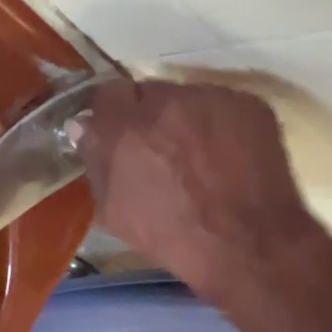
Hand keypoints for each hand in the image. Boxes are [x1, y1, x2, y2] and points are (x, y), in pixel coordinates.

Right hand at [71, 79, 325, 296]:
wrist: (243, 240)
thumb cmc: (166, 232)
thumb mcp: (111, 208)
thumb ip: (94, 161)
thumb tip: (82, 128)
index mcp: (126, 127)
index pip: (106, 93)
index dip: (107, 113)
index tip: (110, 132)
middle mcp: (169, 100)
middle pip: (147, 91)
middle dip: (143, 114)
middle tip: (150, 146)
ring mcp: (213, 98)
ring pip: (185, 97)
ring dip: (179, 117)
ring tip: (189, 153)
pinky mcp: (249, 104)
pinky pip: (219, 105)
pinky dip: (213, 124)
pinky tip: (218, 155)